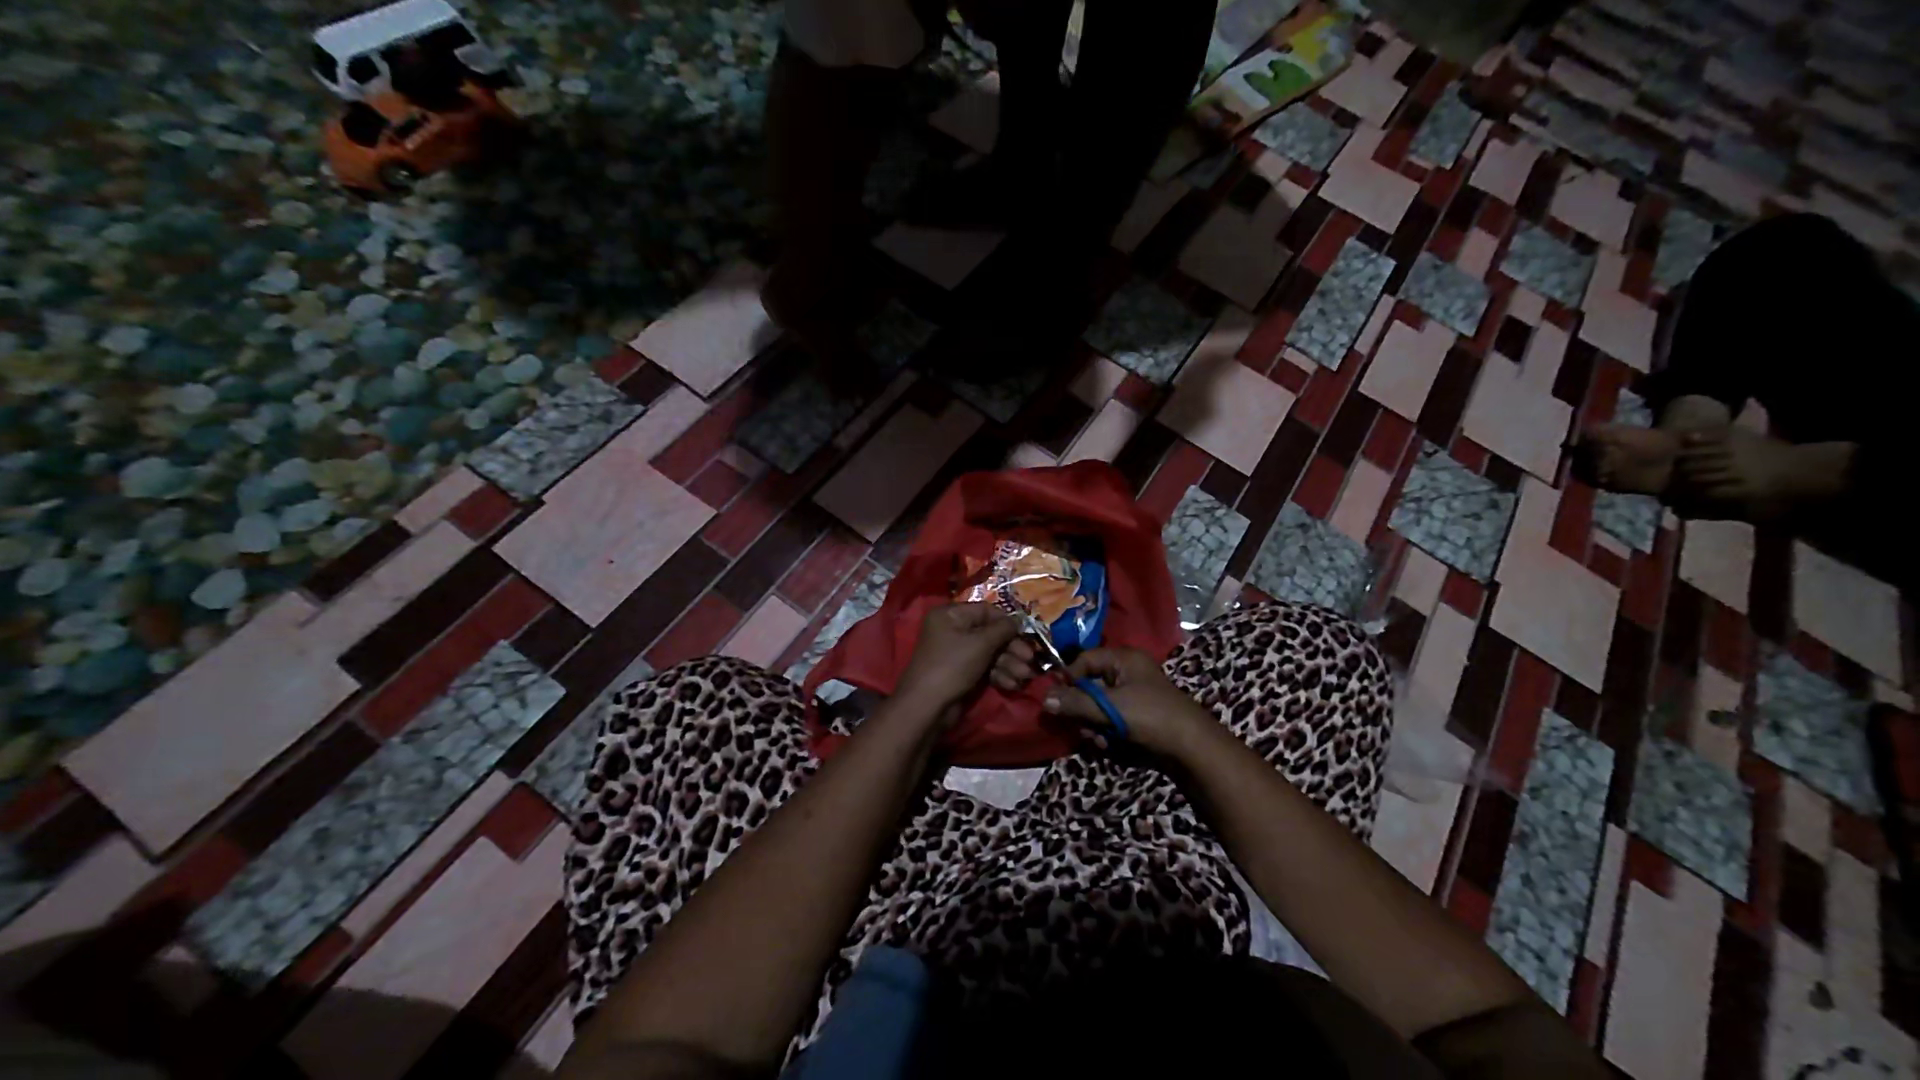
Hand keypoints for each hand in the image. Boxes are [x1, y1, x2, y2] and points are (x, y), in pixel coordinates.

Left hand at [895, 603, 1021, 716]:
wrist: (928, 706)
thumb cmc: (953, 665)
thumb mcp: (980, 643)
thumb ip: (1002, 629)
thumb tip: (1017, 620)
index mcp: (951, 615)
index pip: (986, 611)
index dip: (1007, 622)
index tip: (1026, 634)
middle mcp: (952, 630)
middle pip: (990, 633)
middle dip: (1011, 647)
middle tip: (1030, 659)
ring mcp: (957, 652)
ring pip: (990, 652)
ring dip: (1009, 663)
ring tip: (1025, 676)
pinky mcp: (962, 672)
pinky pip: (984, 667)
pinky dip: (999, 674)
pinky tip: (1011, 684)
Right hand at [1037, 647, 1211, 757]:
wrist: (1193, 749)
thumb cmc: (1151, 717)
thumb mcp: (1110, 708)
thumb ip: (1076, 703)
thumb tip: (1045, 699)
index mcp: (1124, 659)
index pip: (1084, 659)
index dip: (1069, 678)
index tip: (1056, 698)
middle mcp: (1128, 673)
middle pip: (1089, 685)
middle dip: (1082, 709)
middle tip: (1081, 727)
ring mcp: (1134, 695)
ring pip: (1098, 706)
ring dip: (1093, 724)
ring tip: (1099, 740)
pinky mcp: (1138, 717)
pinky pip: (1111, 719)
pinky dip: (1106, 732)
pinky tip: (1108, 745)